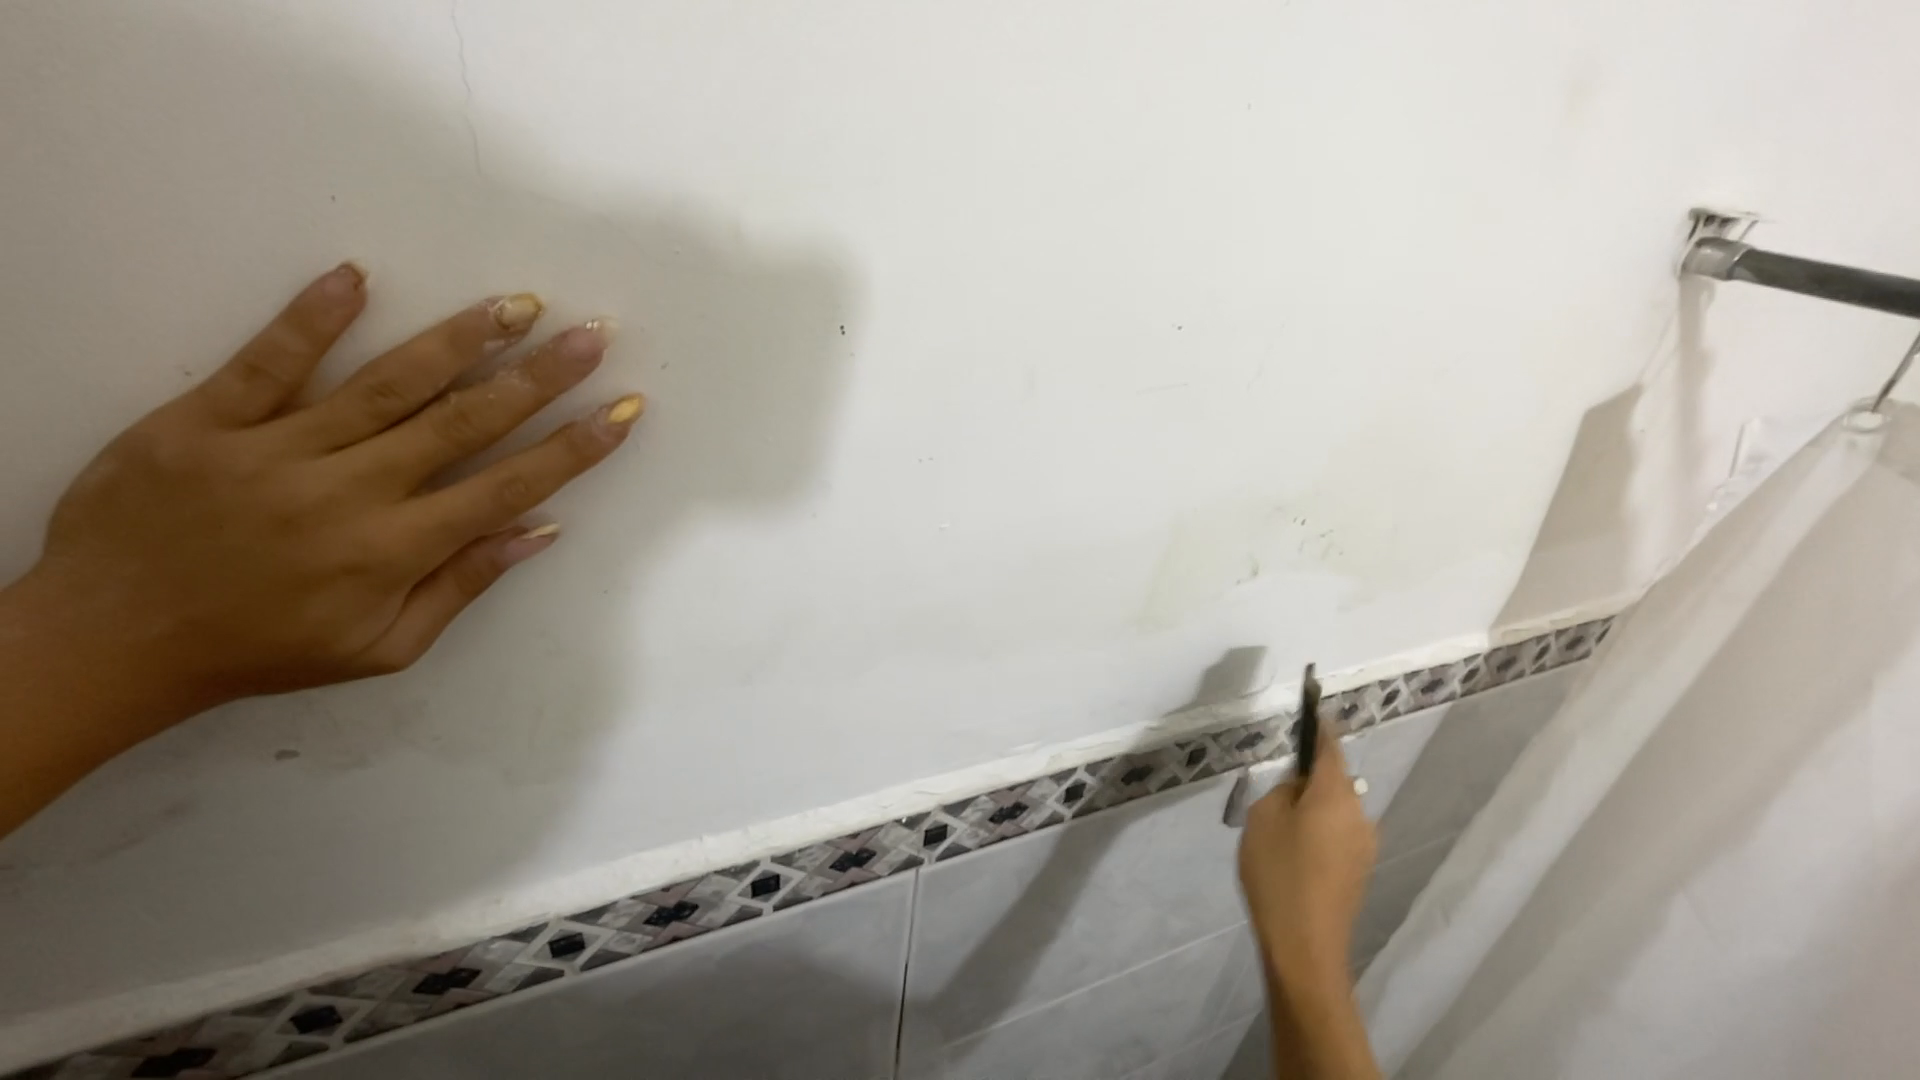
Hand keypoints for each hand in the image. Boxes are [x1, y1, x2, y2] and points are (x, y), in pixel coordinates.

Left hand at [7, 262, 642, 729]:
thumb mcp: (384, 646)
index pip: (509, 485)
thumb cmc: (266, 648)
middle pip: (464, 421)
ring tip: (516, 304)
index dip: (574, 447)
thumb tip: (539, 532)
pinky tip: (356, 276)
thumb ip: (463, 586)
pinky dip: (309, 318)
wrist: (110, 642)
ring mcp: (275, 451)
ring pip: (386, 384)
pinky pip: (265, 362)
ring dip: (459, 339)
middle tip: (590, 335)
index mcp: (396, 549)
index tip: (620, 410)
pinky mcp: (202, 423)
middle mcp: (350, 492)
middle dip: (539, 376)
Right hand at [1237, 722, 1378, 985]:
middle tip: (1272, 795)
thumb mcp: (1262, 818)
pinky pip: (1337, 832)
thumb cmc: (1278, 872)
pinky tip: (1293, 855)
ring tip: (1278, 832)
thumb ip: (1282, 791)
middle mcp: (1359, 812)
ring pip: (1335, 809)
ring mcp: (1364, 843)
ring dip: (1313, 809)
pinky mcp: (1360, 868)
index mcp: (1333, 793)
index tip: (1314, 702)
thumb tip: (1299, 787)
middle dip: (1307, 779)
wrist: (1305, 943)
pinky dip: (1318, 832)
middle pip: (1332, 780)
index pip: (1329, 746)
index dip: (1320, 724)